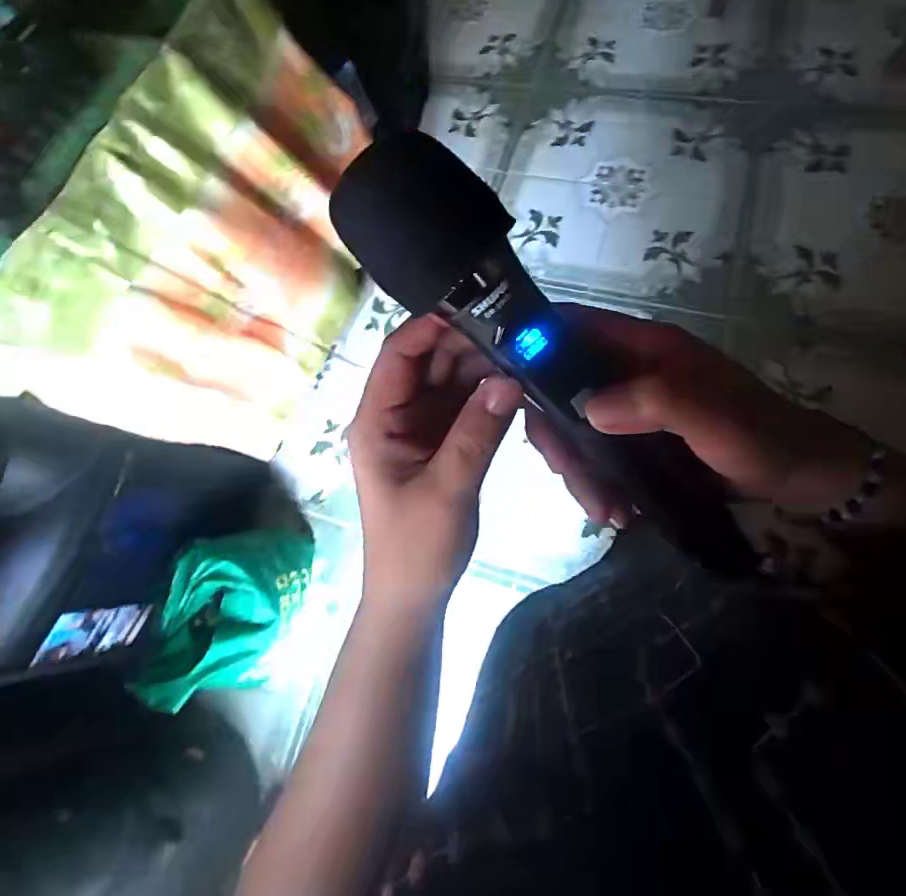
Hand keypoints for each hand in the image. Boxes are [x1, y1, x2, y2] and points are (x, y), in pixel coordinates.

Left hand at [348, 315, 523, 607]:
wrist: (415, 595)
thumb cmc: (416, 547)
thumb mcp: (447, 489)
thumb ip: (476, 434)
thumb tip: (510, 380)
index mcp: (377, 420)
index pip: (398, 355)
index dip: (431, 327)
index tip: (478, 311)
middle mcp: (398, 414)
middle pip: (430, 361)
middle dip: (469, 344)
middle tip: (519, 333)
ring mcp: (423, 425)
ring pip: (453, 378)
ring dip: (485, 365)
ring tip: (527, 352)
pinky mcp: (446, 439)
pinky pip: (469, 403)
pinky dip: (492, 391)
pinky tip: (522, 380)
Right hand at [523, 305, 869, 521]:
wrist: (800, 480)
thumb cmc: (759, 437)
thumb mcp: (711, 415)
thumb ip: (653, 401)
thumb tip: (585, 408)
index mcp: (648, 349)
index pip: (576, 325)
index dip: (536, 338)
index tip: (506, 378)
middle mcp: (634, 373)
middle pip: (564, 386)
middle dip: (555, 431)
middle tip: (567, 474)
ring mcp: (636, 411)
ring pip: (577, 428)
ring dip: (579, 469)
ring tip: (602, 510)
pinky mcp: (641, 445)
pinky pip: (599, 457)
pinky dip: (598, 484)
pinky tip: (615, 513)